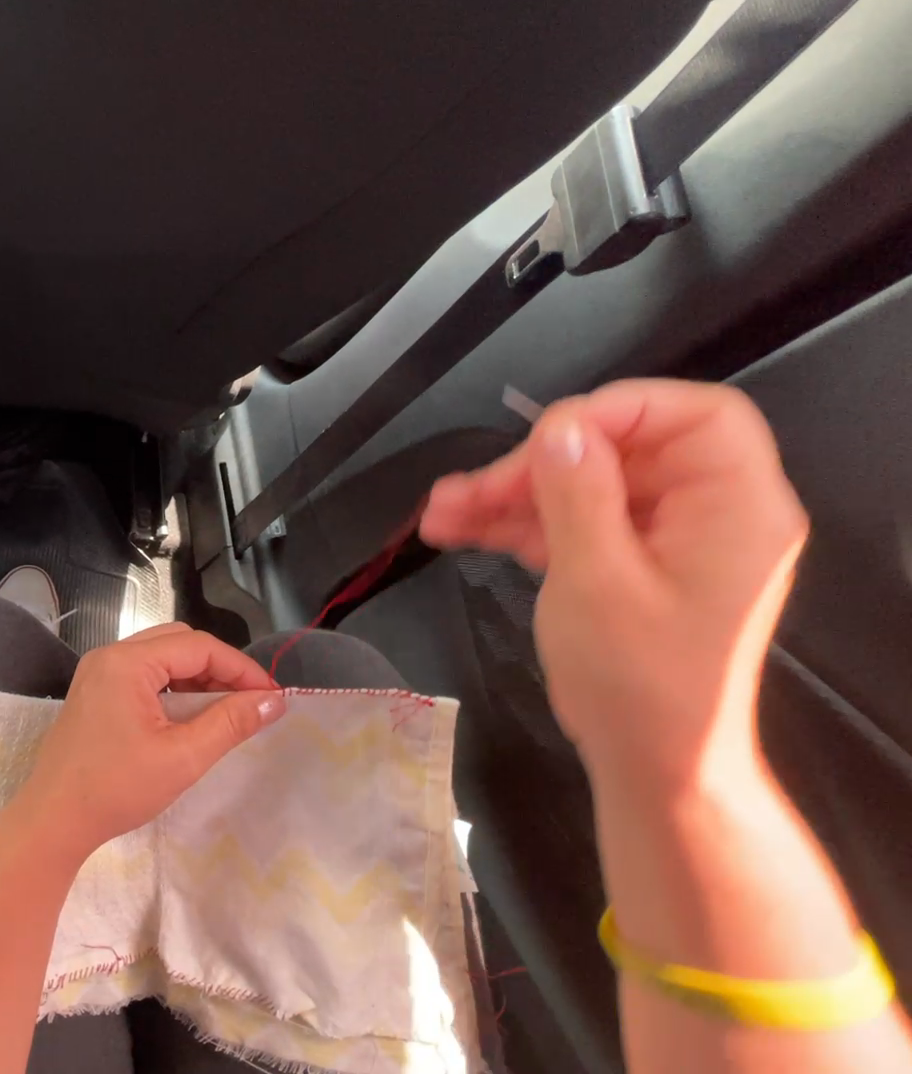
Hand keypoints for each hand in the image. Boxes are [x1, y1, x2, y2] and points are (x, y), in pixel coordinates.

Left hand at [11, 623, 283, 857]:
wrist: (54, 817)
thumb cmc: (117, 787)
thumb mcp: (182, 757)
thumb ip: (230, 723)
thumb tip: (274, 701)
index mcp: (126, 662)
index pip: (197, 646)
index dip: (241, 668)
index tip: (272, 697)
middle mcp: (108, 655)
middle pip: (178, 642)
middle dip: (219, 668)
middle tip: (250, 703)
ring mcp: (97, 672)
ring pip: (160, 656)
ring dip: (196, 677)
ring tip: (226, 711)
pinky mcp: (94, 691)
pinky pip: (142, 674)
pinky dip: (172, 687)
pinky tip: (190, 716)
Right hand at [418, 380, 807, 792]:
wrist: (649, 759)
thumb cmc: (636, 678)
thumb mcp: (596, 581)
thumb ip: (578, 496)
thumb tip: (558, 428)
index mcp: (731, 508)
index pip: (694, 416)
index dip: (617, 411)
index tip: (541, 439)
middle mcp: (704, 512)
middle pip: (617, 451)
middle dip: (532, 467)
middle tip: (464, 494)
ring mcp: (660, 538)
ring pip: (580, 486)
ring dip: (506, 496)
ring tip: (438, 514)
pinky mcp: (624, 561)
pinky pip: (568, 521)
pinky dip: (514, 524)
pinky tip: (458, 532)